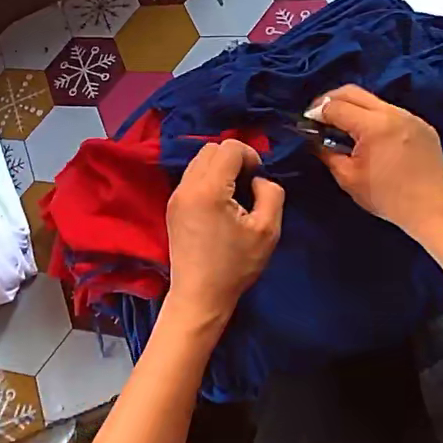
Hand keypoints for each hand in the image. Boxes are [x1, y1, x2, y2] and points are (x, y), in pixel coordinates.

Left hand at [165, 139, 284, 325]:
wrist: (199, 295)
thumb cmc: (235, 266)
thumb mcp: (267, 230)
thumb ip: (271, 193)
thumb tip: (257, 179)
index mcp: (208, 190)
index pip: (229, 148)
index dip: (250, 155)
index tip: (257, 179)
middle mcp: (186, 187)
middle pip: (211, 149)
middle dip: (233, 159)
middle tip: (247, 185)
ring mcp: (175, 196)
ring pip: (198, 161)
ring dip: (219, 168)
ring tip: (234, 195)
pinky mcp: (172, 206)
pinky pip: (191, 177)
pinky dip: (207, 179)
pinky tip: (219, 204)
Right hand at [307, 84, 442, 237]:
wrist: (432, 209)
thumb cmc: (386, 197)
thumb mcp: (347, 177)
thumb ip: (326, 152)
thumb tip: (313, 139)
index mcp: (375, 126)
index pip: (336, 106)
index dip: (316, 112)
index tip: (306, 122)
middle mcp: (394, 113)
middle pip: (353, 92)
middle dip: (330, 100)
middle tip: (318, 116)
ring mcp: (411, 117)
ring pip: (372, 100)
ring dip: (352, 107)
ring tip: (340, 126)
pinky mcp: (421, 125)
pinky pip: (389, 111)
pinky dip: (371, 116)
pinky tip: (366, 135)